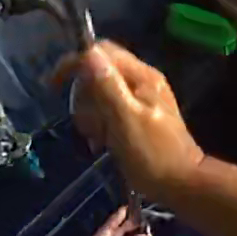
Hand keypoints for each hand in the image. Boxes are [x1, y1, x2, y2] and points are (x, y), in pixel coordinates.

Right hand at [56, 41, 204, 197]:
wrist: (182, 184)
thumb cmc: (152, 155)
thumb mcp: (125, 119)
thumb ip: (107, 86)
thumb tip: (88, 52)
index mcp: (141, 75)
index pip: (102, 51)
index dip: (74, 63)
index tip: (54, 86)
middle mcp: (142, 79)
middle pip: (98, 70)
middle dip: (84, 96)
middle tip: (89, 126)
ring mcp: (142, 96)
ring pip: (101, 91)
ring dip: (91, 113)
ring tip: (98, 138)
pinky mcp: (139, 113)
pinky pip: (109, 107)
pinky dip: (100, 122)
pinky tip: (103, 141)